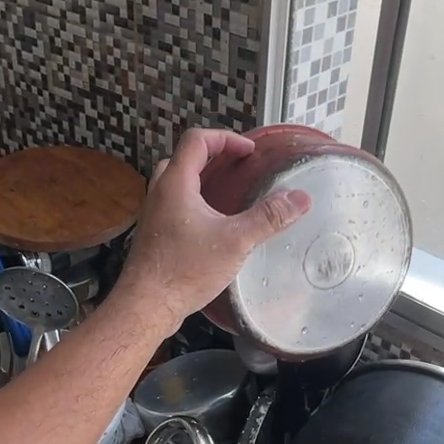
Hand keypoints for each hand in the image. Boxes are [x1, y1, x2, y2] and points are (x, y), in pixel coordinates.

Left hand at [113, 128, 311, 337]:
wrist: (145, 305)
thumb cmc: (182, 272)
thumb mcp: (235, 242)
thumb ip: (268, 218)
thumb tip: (298, 199)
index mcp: (176, 184)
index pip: (196, 140)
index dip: (225, 138)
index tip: (247, 151)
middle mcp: (160, 193)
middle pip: (184, 158)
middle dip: (213, 156)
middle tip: (237, 167)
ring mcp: (154, 214)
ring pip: (177, 183)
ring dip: (202, 180)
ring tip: (229, 193)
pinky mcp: (155, 235)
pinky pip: (174, 206)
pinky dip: (194, 202)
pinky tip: (214, 225)